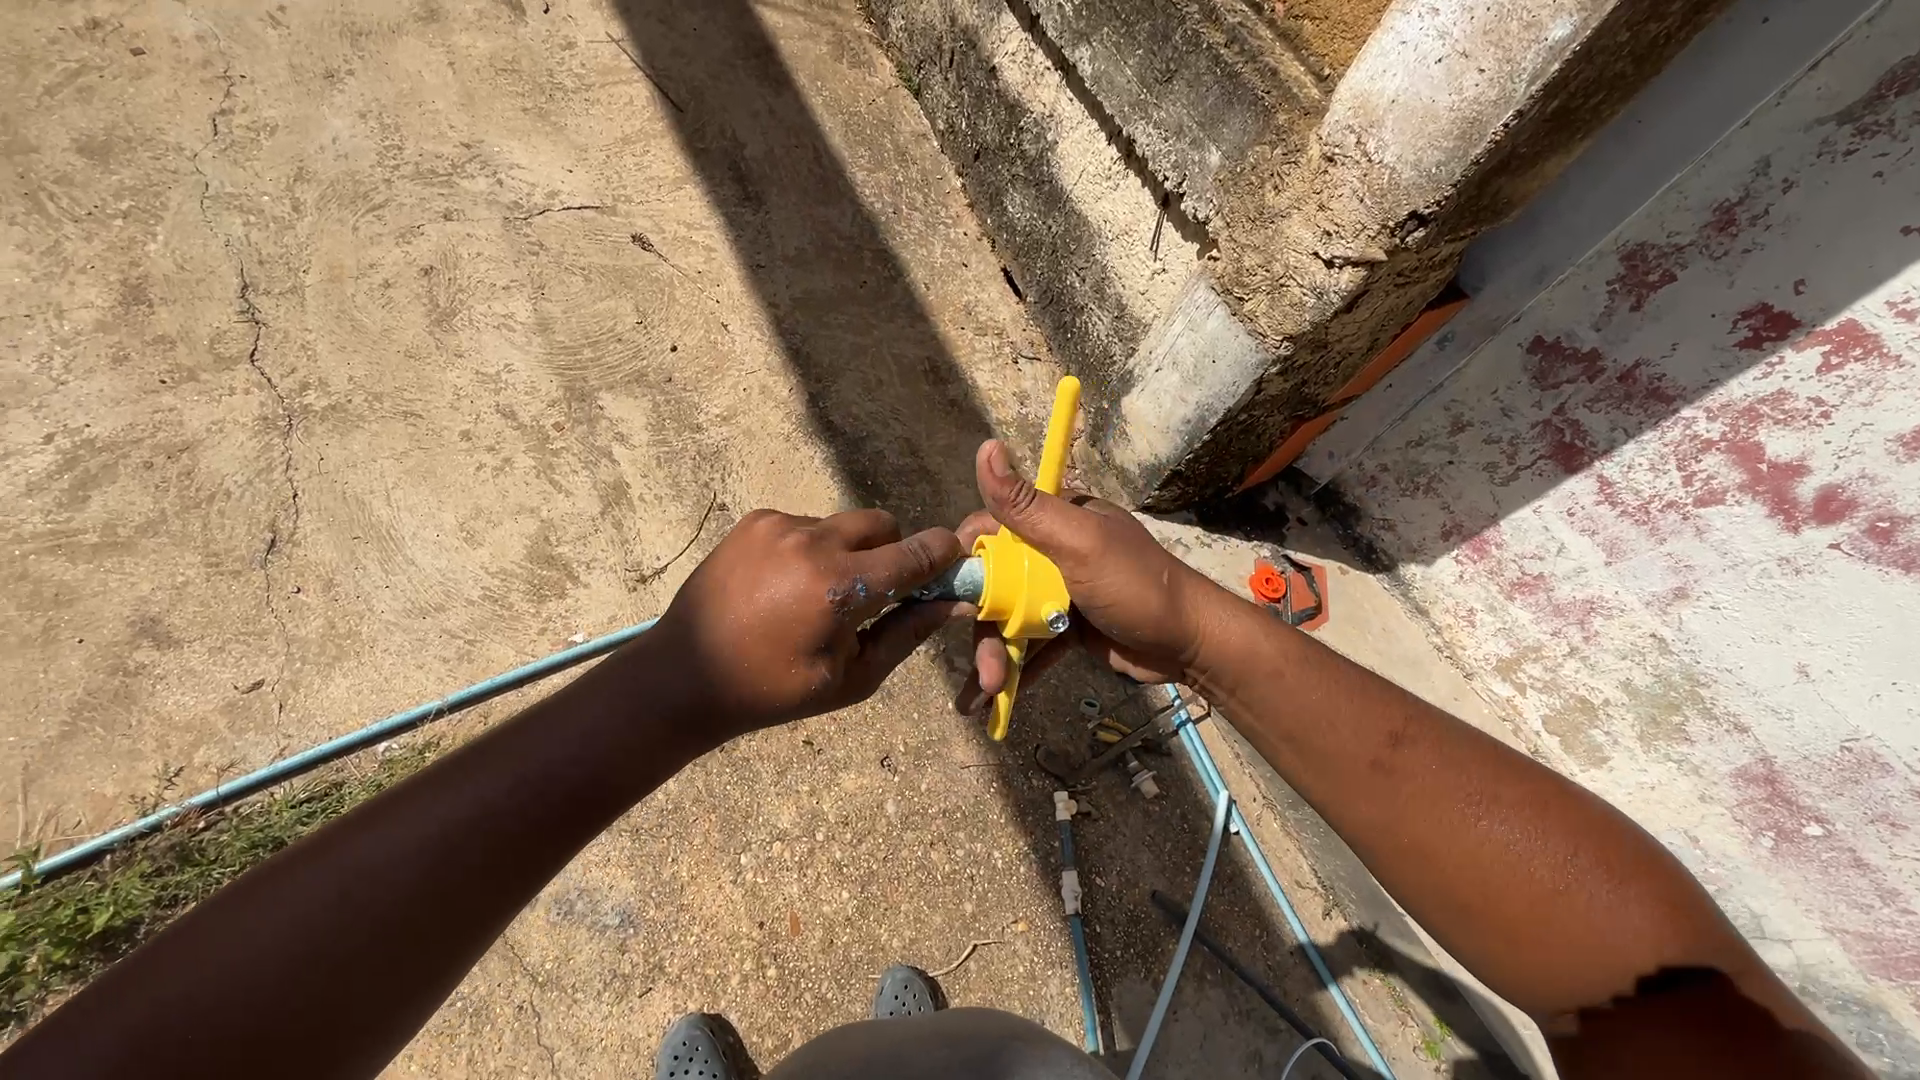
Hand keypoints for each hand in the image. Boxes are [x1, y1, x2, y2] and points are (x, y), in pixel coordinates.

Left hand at [650, 508, 966, 743]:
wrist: (685, 675)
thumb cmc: (774, 691)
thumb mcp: (851, 678)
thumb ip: (907, 634)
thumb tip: (953, 604)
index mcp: (839, 588)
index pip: (916, 552)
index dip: (942, 555)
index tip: (949, 563)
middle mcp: (813, 542)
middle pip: (884, 524)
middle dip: (892, 552)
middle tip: (873, 592)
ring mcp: (779, 525)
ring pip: (843, 524)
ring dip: (849, 551)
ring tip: (818, 594)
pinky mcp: (755, 520)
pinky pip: (807, 524)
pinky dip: (813, 548)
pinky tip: (786, 584)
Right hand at [954, 440, 1224, 713]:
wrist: (1190, 644)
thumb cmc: (1134, 586)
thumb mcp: (1078, 542)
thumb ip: (1027, 507)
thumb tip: (985, 447)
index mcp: (1055, 520)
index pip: (992, 530)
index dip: (968, 563)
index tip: (950, 596)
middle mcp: (1052, 551)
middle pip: (996, 583)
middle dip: (981, 624)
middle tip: (980, 665)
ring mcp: (1059, 592)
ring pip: (1010, 619)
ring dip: (994, 654)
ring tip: (986, 691)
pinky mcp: (1068, 629)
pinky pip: (1031, 645)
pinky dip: (1015, 668)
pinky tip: (995, 699)